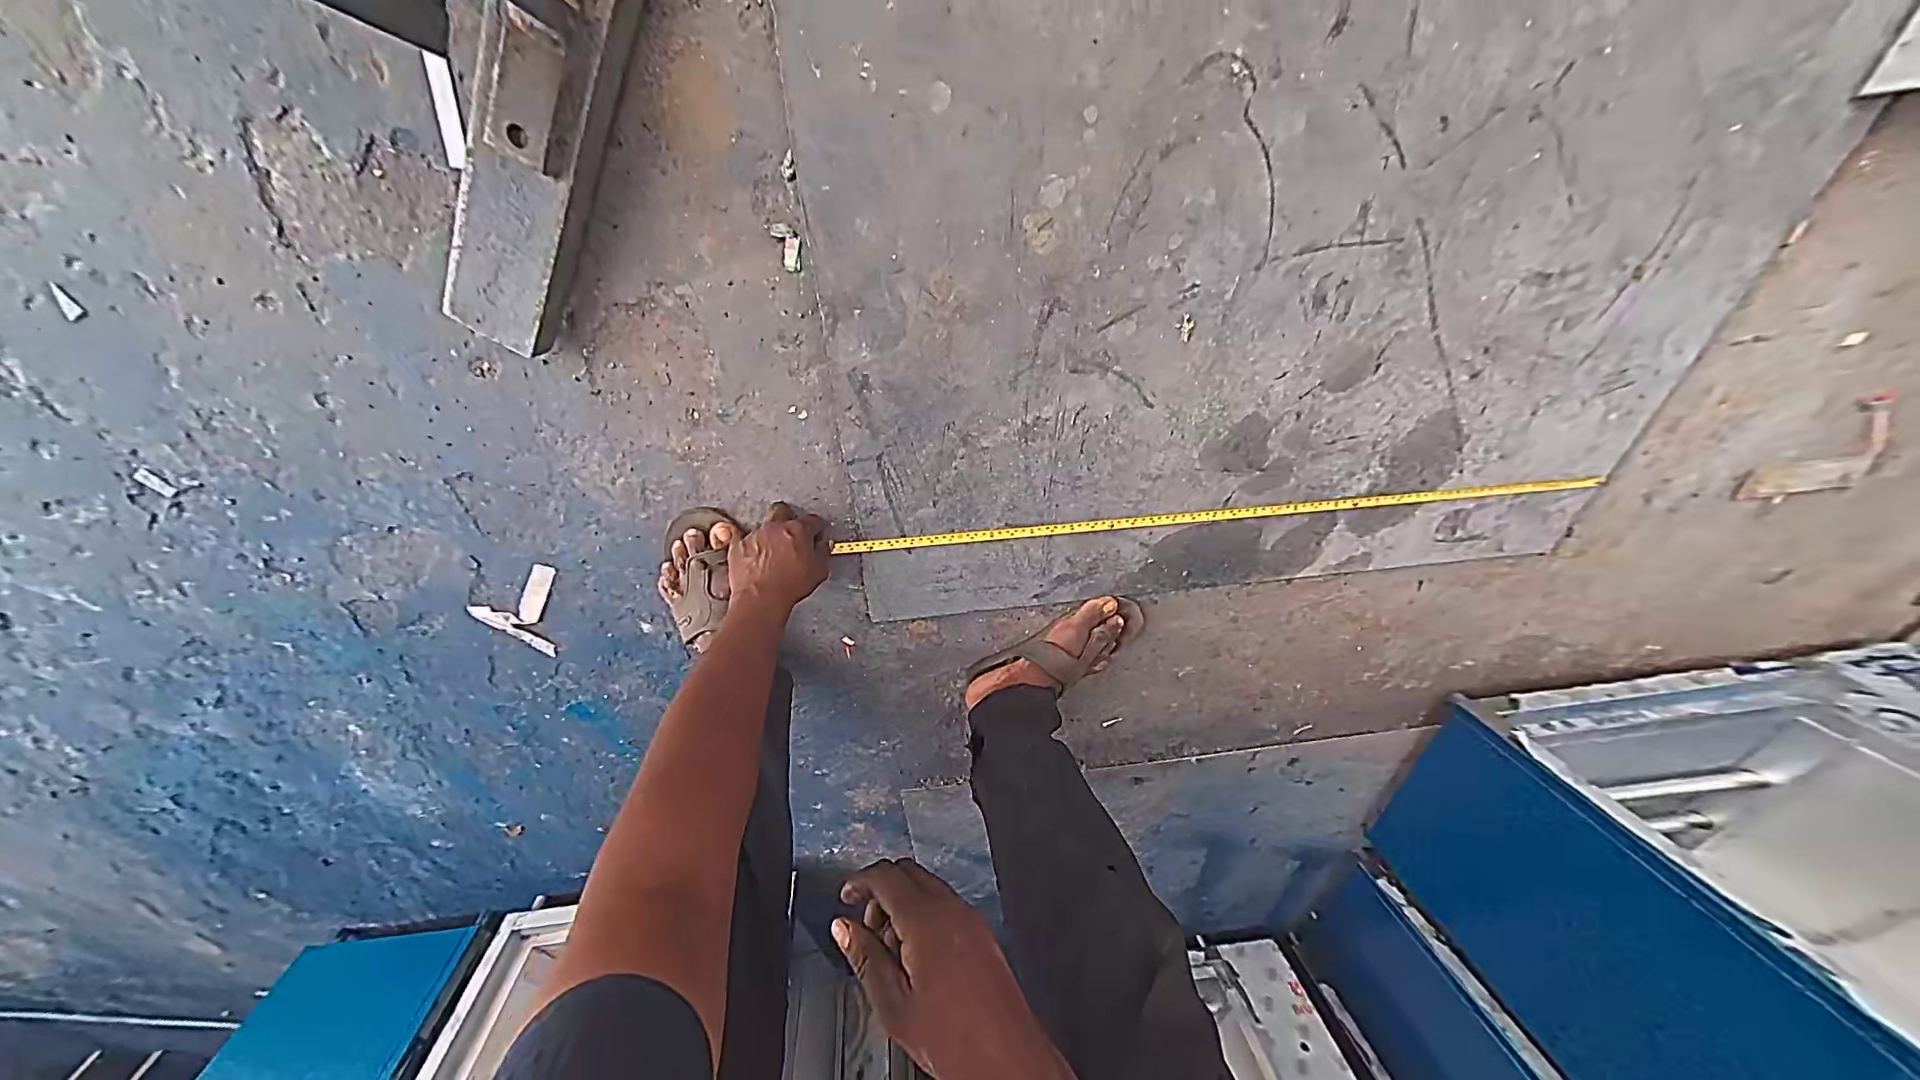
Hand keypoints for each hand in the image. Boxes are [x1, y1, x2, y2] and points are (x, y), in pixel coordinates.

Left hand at [728, 501, 830, 613]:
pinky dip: (749, 543)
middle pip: (782, 510)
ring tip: (774, 551)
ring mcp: (755, 535)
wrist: (761, 598)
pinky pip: (742, 537)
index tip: (817, 533)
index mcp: (798, 530)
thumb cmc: (789, 585)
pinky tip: (754, 553)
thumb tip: (823, 544)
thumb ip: (823, 551)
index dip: (817, 528)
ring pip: (763, 525)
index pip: (813, 520)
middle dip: (788, 517)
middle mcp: (775, 527)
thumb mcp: (819, 570)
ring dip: (769, 534)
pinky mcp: (739, 545)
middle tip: (792, 532)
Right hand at [833, 859, 1074, 1079]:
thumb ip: (865, 957)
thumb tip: (844, 929)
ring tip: (889, 950)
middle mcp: (952, 909)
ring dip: (902, 902)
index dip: (860, 881)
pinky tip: (916, 956)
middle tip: (864, 925)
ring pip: (927, 886)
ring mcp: (970, 918)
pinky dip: (924, 914)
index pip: (886, 876)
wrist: (1009, 1060)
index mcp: (926, 919)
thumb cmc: (956, 1040)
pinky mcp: (982, 932)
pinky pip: (946, 904)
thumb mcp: (894, 1003)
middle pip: (907, 872)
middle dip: (880, 890)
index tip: (846, 895)